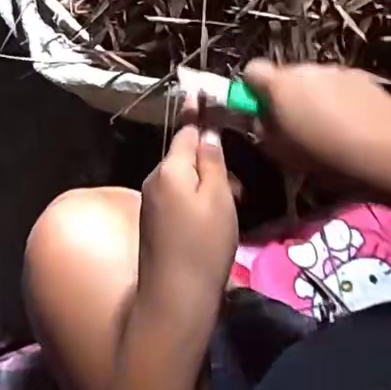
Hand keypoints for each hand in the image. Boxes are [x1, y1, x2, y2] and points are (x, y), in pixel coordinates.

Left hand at [135, 105, 237, 333]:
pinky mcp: (153, 222)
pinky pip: (177, 197)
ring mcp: (151, 201)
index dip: (198, 112)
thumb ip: (211, 161)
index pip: (186, 130)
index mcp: (170, 167)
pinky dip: (196, 200)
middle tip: (238, 183)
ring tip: (233, 205)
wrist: (175, 298)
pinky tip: (214, 221)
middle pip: (184, 156)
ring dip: (206, 183)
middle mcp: (154, 178)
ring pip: (183, 178)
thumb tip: (207, 131)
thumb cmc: (203, 244)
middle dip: (209, 159)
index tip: (201, 91)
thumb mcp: (218, 198)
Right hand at [242, 60, 390, 186]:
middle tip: (296, 128)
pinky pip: (340, 87)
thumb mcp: (284, 154)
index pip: (251, 70)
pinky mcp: (365, 79)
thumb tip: (262, 119)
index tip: (262, 112)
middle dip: (286, 96)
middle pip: (285, 75)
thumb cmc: (331, 159)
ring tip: (330, 131)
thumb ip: (264, 131)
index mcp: (280, 85)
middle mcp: (306, 69)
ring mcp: (338, 71)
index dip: (253, 89)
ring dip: (314, 98)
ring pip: (314, 81)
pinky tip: (354, 128)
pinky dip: (340, 101)